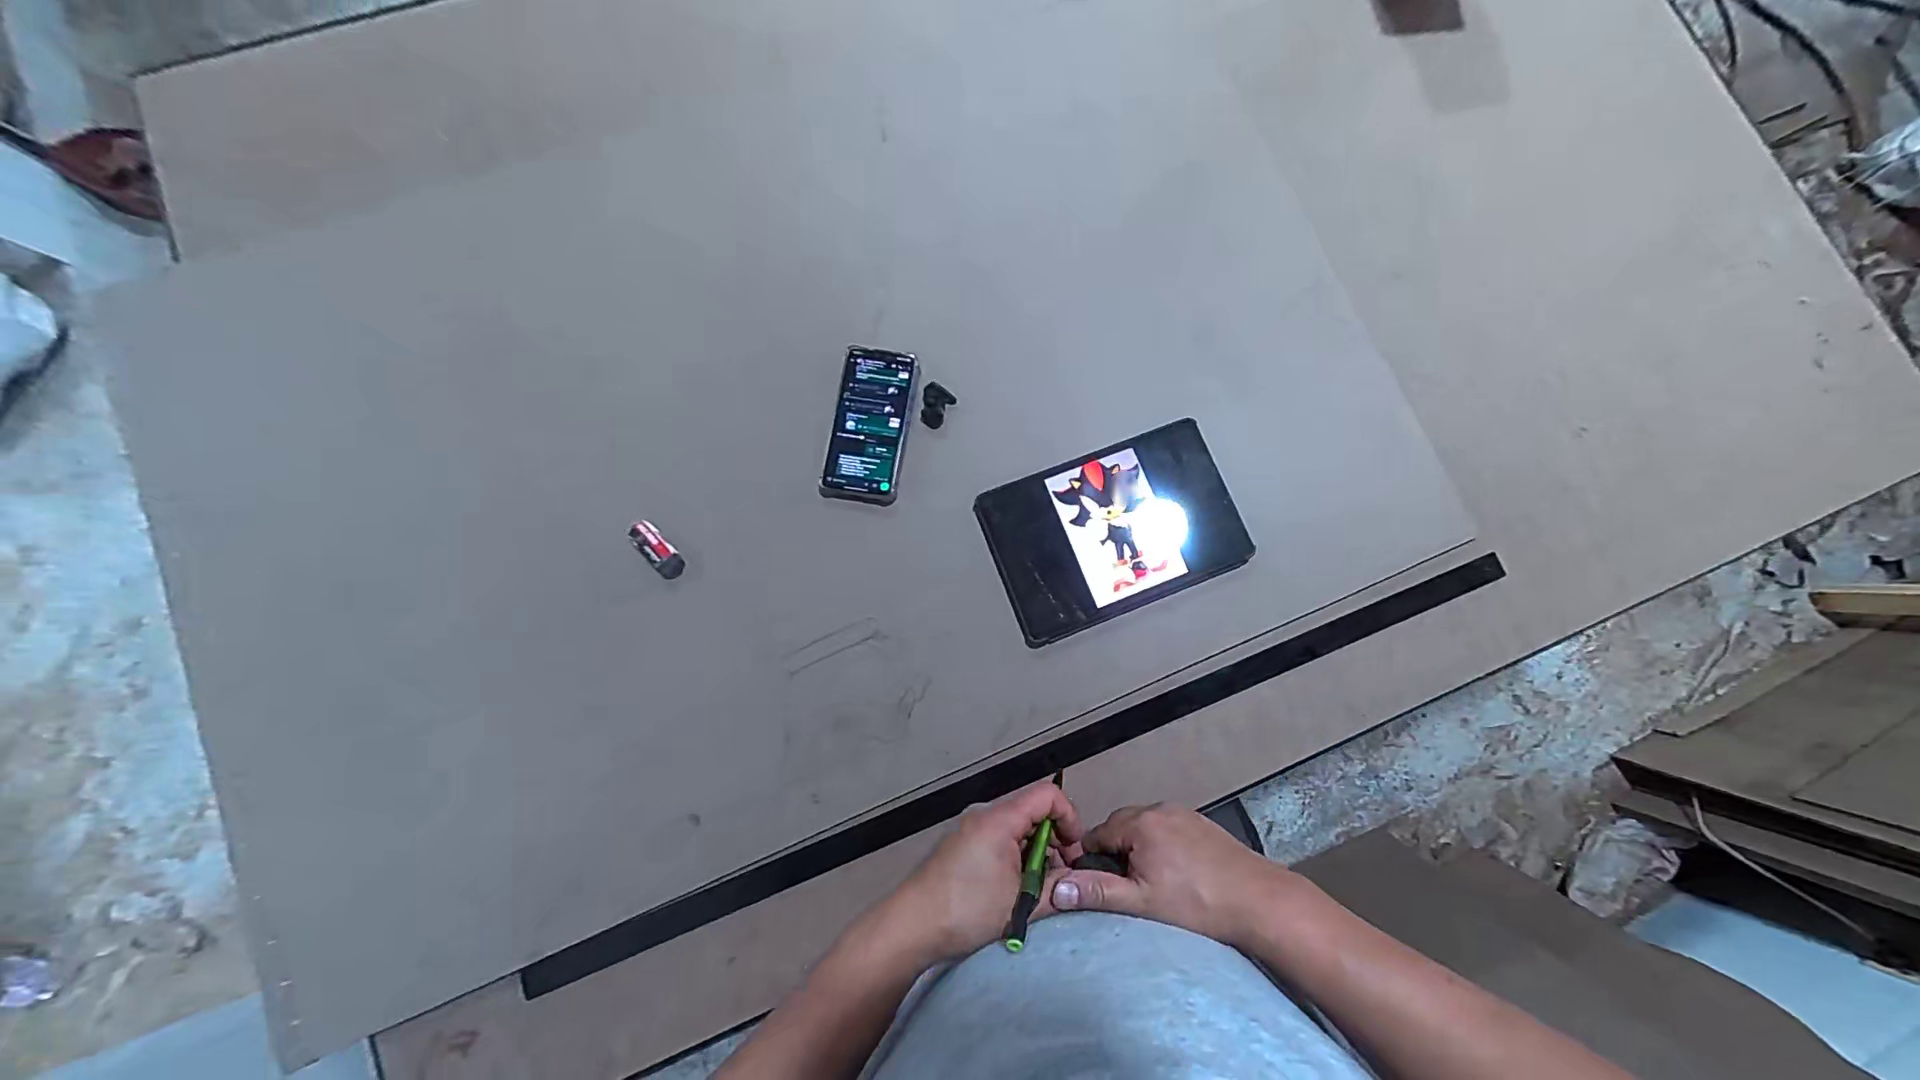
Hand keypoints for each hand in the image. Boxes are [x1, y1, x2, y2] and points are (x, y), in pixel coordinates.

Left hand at [867, 779, 1083, 964]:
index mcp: (999, 819)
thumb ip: (1057, 887)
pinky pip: (999, 839)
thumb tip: (1081, 881)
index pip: (1047, 795)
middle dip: (1054, 841)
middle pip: (1033, 811)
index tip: (1074, 852)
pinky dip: (1015, 857)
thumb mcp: (1020, 902)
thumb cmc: (964, 910)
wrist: (912, 927)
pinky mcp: (962, 846)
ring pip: (1017, 828)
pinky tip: (1014, 890)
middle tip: (1061, 877)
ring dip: (1035, 853)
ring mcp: (971, 829)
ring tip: (1037, 890)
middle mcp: (984, 815)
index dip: (1069, 818)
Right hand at [1050, 803, 1296, 948]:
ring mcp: (1182, 813)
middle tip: (1126, 886)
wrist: (1260, 902)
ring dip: (1138, 848)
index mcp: (1139, 822)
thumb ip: (1097, 891)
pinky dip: (1161, 845)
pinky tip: (1176, 873)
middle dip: (1115, 852)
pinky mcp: (1200, 823)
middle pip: (1119, 826)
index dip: (1091, 860)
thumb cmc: (1201, 903)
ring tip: (1152, 882)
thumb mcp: (1142, 901)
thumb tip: (1057, 889)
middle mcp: (1158, 809)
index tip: (1099, 883)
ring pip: (1143, 826)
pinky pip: (1166, 828)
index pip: (1095, 835)